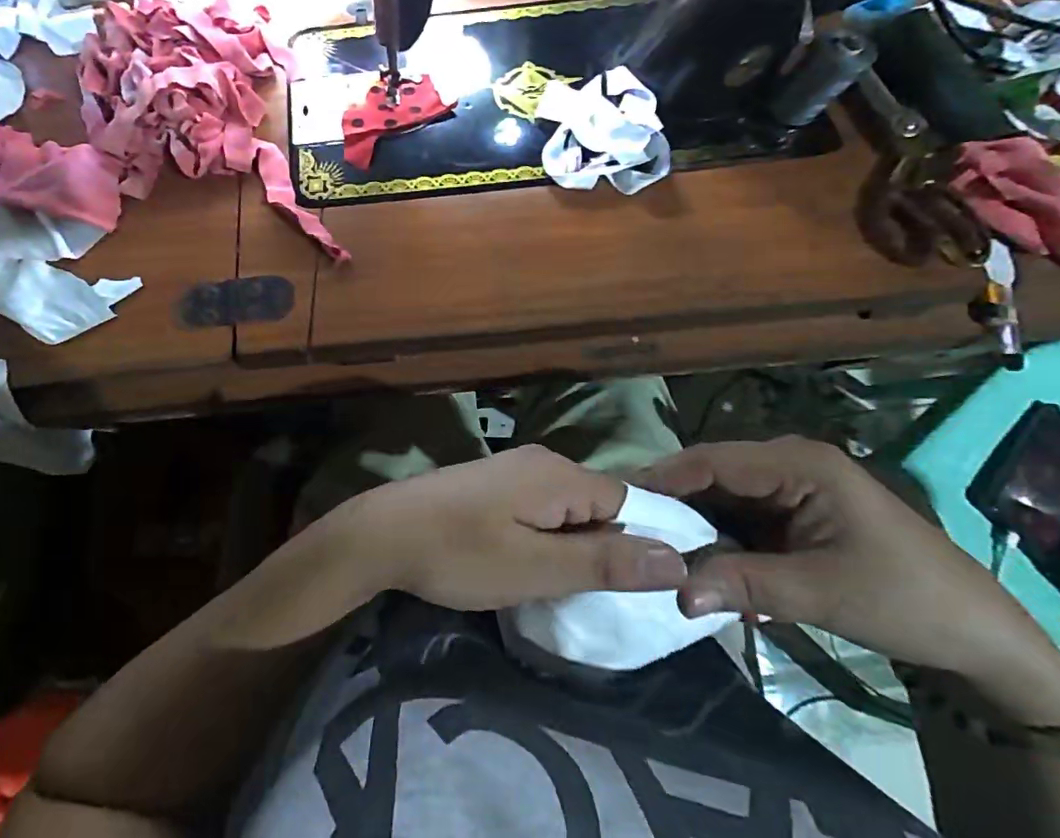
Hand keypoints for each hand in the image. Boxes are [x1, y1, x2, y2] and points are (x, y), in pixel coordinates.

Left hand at [333, 445, 688, 611]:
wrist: (380, 534)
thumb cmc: (459, 554)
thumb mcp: (536, 569)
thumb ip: (605, 563)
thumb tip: (678, 558)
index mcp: (560, 475)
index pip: (632, 502)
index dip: (643, 544)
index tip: (643, 591)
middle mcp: (543, 462)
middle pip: (601, 505)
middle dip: (607, 548)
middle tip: (601, 597)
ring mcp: (514, 470)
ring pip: (569, 510)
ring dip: (574, 547)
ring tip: (567, 587)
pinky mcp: (493, 485)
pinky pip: (541, 510)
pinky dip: (548, 538)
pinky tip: (533, 565)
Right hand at [632, 437, 1059, 723]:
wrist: (976, 635)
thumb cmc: (906, 599)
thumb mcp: (820, 592)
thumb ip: (743, 584)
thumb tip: (674, 592)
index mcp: (800, 463)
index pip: (713, 460)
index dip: (664, 478)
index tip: (619, 501)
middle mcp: (789, 463)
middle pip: (711, 474)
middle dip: (672, 503)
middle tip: (627, 528)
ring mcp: (791, 489)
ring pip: (721, 498)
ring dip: (692, 525)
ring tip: (650, 547)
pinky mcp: (792, 515)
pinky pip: (739, 519)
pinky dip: (717, 540)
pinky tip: (695, 564)